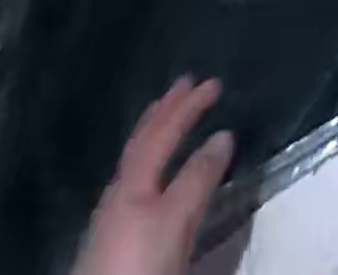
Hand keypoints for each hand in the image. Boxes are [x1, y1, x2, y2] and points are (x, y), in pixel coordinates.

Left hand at [70, 77, 234, 274]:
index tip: (214, 83)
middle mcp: (121, 187)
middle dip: (167, 108)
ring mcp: (114, 211)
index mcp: (135, 180)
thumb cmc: (137, 265)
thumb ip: (197, 180)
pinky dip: (148, 154)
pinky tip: (150, 168)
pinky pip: (135, 174)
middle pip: (145, 137)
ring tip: (166, 112)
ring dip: (154, 128)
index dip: (190, 106)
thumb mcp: (175, 222)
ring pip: (136, 156)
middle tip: (186, 82)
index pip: (166, 131)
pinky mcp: (114, 235)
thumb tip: (223, 135)